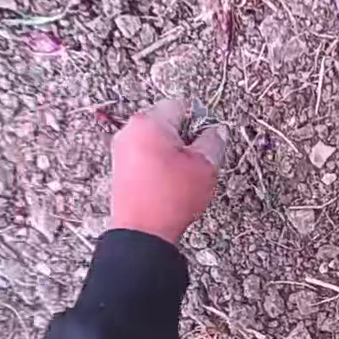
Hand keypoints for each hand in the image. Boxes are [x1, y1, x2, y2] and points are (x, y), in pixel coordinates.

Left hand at [109, 99, 225, 243]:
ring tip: (185, 177)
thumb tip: (217, 130)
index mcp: (149, 122)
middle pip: (167, 123)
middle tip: (199, 162)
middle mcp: (130, 131)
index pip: (181, 106)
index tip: (209, 140)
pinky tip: (171, 185)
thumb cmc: (171, 197)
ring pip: (157, 142)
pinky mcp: (121, 170)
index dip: (201, 121)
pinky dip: (161, 166)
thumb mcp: (204, 165)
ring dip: (174, 154)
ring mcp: (122, 151)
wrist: (143, 232)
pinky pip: (147, 157)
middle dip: (186, 139)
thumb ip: (214, 141)